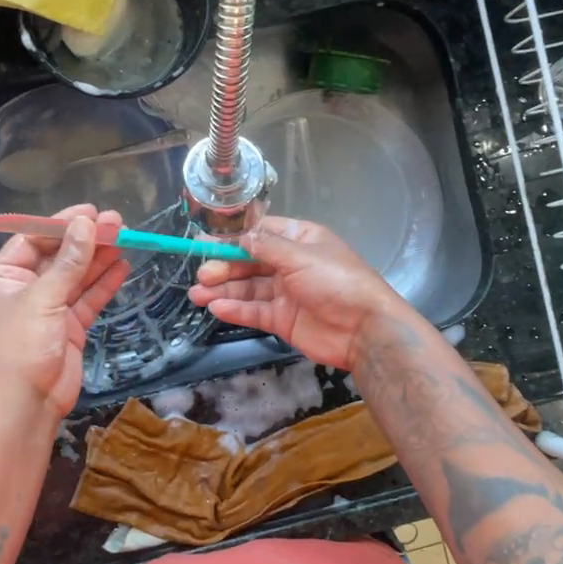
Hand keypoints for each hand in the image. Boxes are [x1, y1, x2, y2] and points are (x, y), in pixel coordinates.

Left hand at [0, 204, 130, 417]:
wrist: (26, 404)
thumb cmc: (22, 347)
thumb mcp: (43, 300)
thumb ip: (69, 262)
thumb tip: (86, 224)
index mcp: (4, 277)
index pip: (33, 239)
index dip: (61, 223)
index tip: (91, 212)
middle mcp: (25, 289)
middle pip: (59, 255)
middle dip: (86, 240)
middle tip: (117, 222)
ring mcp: (48, 308)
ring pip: (77, 276)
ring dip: (99, 258)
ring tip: (126, 238)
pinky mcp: (68, 327)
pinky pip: (87, 298)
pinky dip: (104, 284)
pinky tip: (123, 266)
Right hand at [187, 216, 412, 371]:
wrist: (365, 329)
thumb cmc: (338, 282)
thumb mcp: (301, 256)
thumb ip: (266, 247)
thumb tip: (240, 237)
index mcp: (301, 240)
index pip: (261, 233)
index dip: (234, 239)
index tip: (206, 243)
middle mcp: (291, 264)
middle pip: (249, 263)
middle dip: (224, 268)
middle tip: (202, 275)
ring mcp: (286, 293)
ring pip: (248, 289)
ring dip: (223, 290)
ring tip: (197, 295)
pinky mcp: (283, 320)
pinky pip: (254, 312)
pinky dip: (235, 310)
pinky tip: (216, 308)